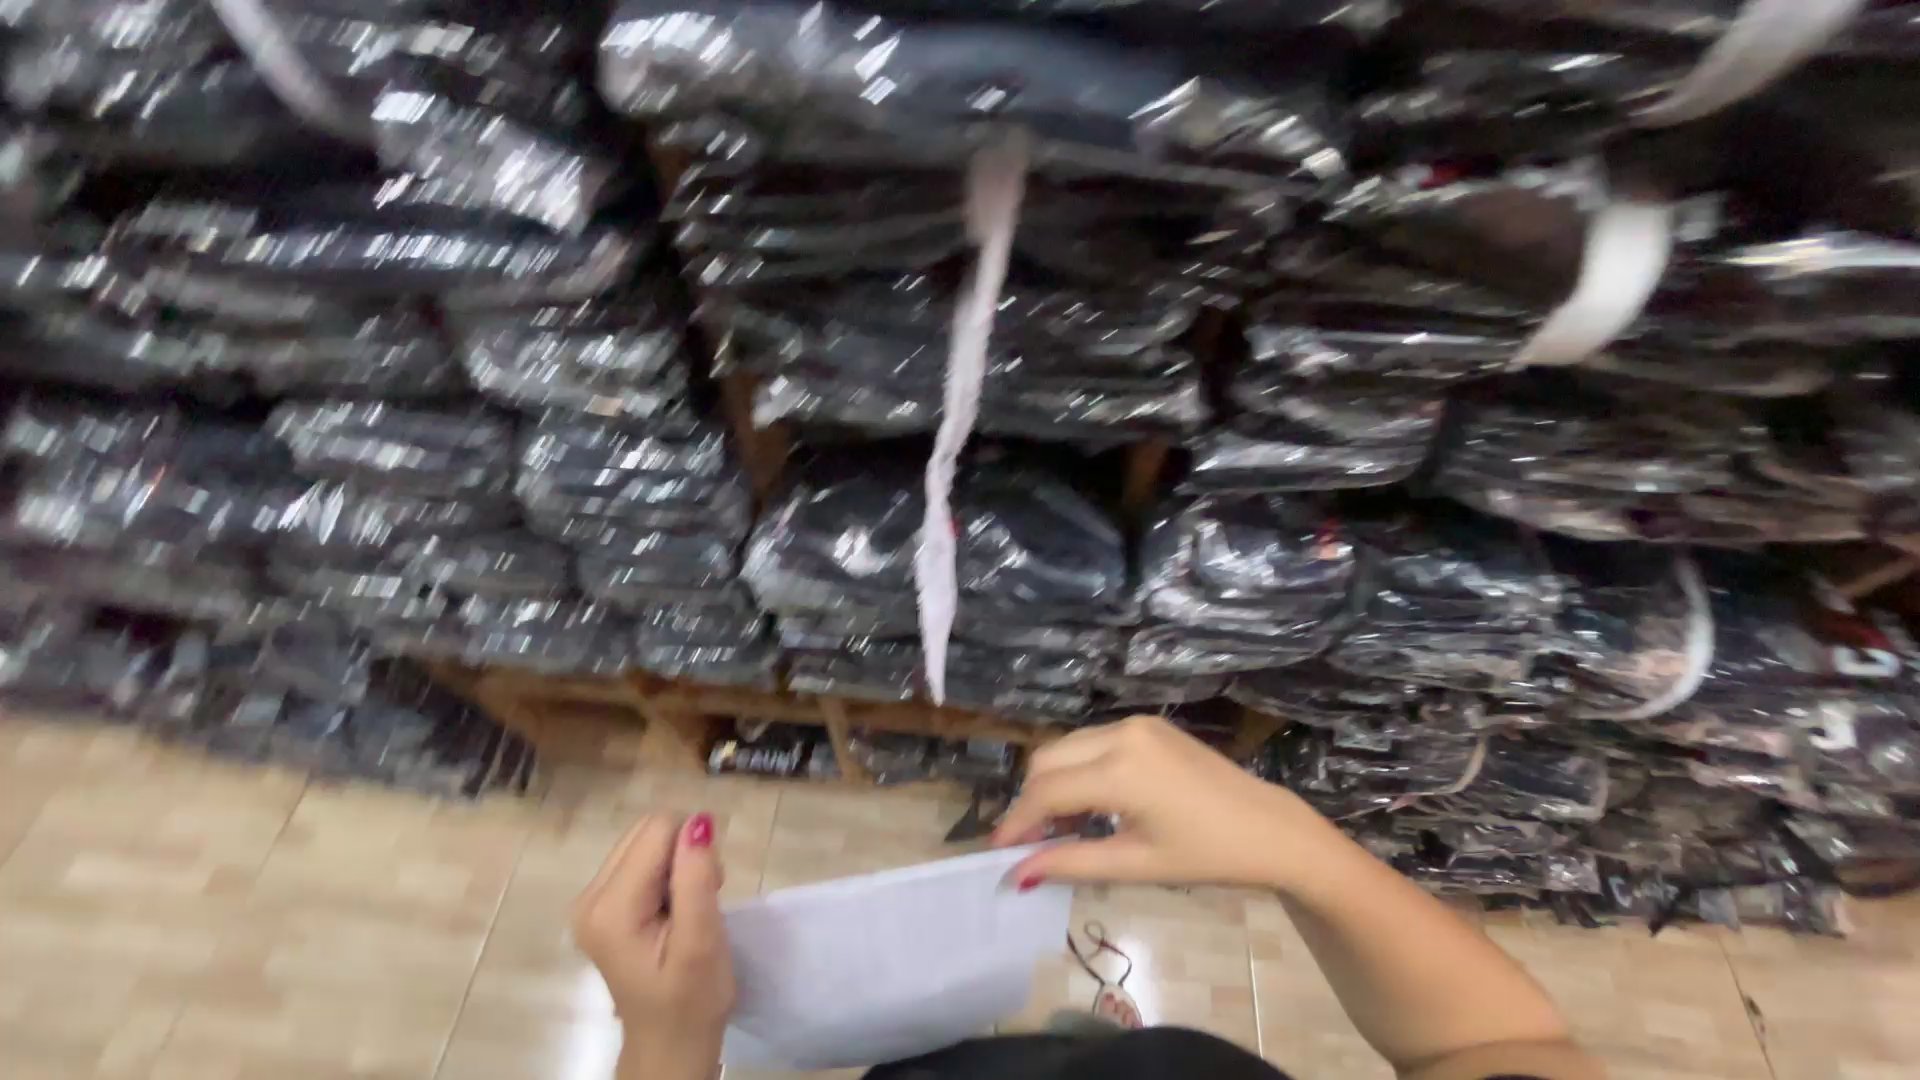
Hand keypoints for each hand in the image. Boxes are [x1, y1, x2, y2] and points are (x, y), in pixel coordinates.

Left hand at [573, 814, 735, 1079]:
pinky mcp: (602, 903)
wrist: (670, 1043)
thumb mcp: (702, 940)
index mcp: (610, 907)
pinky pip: (642, 857)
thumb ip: (696, 877)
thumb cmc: (692, 999)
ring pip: (646, 839)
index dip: (695, 850)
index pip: (659, 829)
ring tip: (688, 907)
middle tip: (700, 898)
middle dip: (685, 852)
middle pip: (648, 829)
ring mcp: (591, 899)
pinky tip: (675, 908)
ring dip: (679, 862)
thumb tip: (698, 820)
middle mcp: (589, 895)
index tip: (708, 888)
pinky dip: (668, 872)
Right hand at [991, 715, 1329, 890]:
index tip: (999, 851)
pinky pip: (1092, 741)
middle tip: (1035, 843)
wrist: (1270, 828)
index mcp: (1121, 770)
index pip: (1047, 792)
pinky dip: (1079, 769)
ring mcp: (1135, 723)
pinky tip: (1093, 803)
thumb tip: (1017, 875)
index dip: (1017, 822)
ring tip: (1067, 829)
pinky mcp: (1147, 724)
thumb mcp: (1136, 864)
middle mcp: (1121, 734)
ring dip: (1055, 783)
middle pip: (1047, 759)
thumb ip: (1071, 864)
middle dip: (1032, 800)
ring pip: (1067, 746)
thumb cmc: (1207, 855)